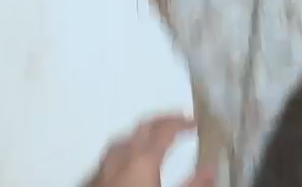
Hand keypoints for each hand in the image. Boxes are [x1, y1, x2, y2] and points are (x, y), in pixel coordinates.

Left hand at [91, 115, 214, 186]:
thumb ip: (194, 185)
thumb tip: (212, 167)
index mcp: (144, 159)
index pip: (166, 129)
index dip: (183, 122)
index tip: (197, 123)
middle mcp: (121, 159)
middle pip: (142, 127)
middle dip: (162, 122)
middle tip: (178, 123)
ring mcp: (101, 172)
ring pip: (120, 142)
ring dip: (138, 136)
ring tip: (150, 141)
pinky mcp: (89, 185)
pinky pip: (106, 160)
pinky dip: (120, 154)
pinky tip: (123, 168)